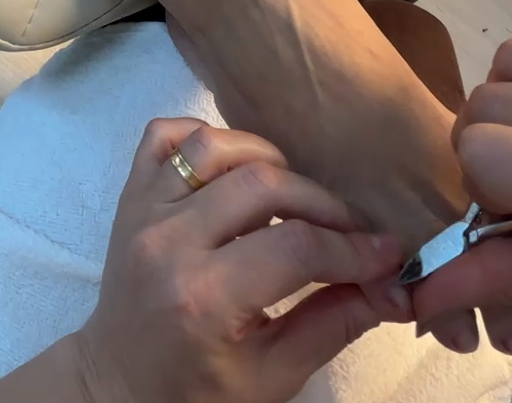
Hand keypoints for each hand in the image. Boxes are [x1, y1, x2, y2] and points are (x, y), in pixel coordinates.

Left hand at [74, 119, 410, 402]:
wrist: (118, 380)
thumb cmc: (196, 390)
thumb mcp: (272, 376)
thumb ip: (333, 324)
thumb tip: (394, 286)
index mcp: (202, 298)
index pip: (294, 248)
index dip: (352, 248)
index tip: (388, 254)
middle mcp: (167, 240)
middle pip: (260, 183)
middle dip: (321, 202)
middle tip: (350, 229)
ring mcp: (142, 208)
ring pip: (212, 145)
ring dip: (265, 158)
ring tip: (291, 196)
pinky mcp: (130, 191)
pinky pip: (163, 135)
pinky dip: (203, 136)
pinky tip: (232, 168)